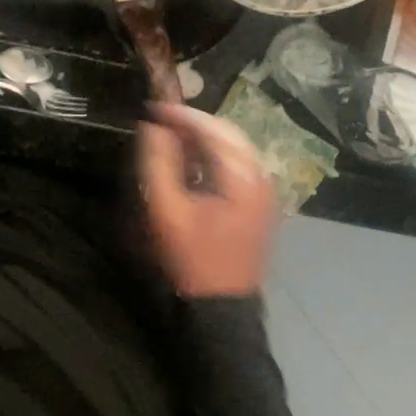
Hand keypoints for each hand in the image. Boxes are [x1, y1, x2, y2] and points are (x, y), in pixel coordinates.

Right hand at [138, 102, 276, 297]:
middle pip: (227, 133)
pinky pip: (235, 165)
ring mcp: (264, 192)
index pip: (213, 128)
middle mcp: (261, 178)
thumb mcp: (165, 209)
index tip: (151, 108)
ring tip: (170, 138)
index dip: (180, 114)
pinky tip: (189, 161)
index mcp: (242, 177)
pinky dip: (212, 155)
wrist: (221, 307)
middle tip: (159, 121)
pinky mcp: (259, 203)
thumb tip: (153, 127)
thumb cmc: (191, 257)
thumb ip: (158, 162)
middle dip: (192, 123)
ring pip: (232, 147)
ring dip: (202, 138)